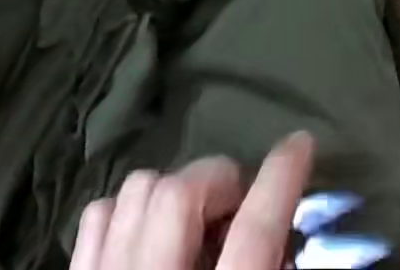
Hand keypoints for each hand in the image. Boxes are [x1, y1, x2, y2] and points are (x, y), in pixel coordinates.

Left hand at [72, 132, 315, 269]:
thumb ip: (268, 266)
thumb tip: (287, 229)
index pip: (254, 233)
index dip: (281, 181)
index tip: (301, 142)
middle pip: (181, 195)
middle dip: (217, 179)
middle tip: (238, 196)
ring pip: (137, 190)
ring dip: (171, 188)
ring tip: (193, 212)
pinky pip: (99, 214)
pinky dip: (126, 209)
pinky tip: (144, 228)